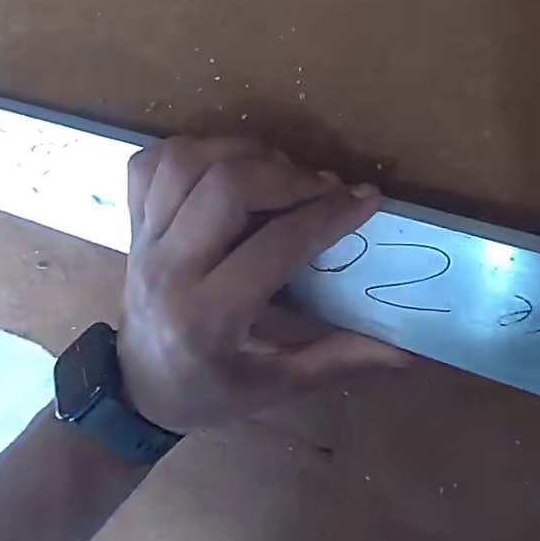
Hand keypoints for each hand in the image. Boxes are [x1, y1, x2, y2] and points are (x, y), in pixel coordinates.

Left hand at [116, 136, 412, 432]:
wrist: (133, 390)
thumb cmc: (209, 390)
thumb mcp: (277, 385)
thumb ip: (341, 360)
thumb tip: (408, 352)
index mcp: (208, 318)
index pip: (275, 245)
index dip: (328, 215)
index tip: (366, 198)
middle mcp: (169, 270)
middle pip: (227, 187)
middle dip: (290, 176)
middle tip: (326, 187)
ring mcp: (143, 241)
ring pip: (188, 162)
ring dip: (246, 153)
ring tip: (283, 172)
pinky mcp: (131, 223)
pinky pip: (153, 162)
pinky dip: (194, 150)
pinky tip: (228, 165)